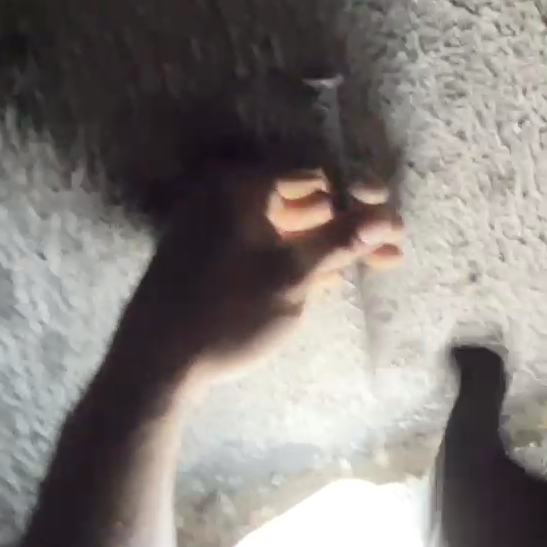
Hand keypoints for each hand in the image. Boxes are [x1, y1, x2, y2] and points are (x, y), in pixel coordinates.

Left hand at [113, 165, 403, 386]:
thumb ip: (344, 239)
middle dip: (353, 222)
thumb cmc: (226, 311)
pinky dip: (306, 260)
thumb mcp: (294, 274)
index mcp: (242, 189)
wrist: (154, 371)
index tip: (389, 214)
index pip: (315, 175)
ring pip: (295, 229)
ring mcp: (225, 234)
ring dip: (336, 243)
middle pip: (308, 202)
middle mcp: (232, 201)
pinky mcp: (222, 264)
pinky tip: (341, 276)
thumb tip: (390, 217)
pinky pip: (274, 250)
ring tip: (382, 260)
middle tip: (393, 242)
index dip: (358, 191)